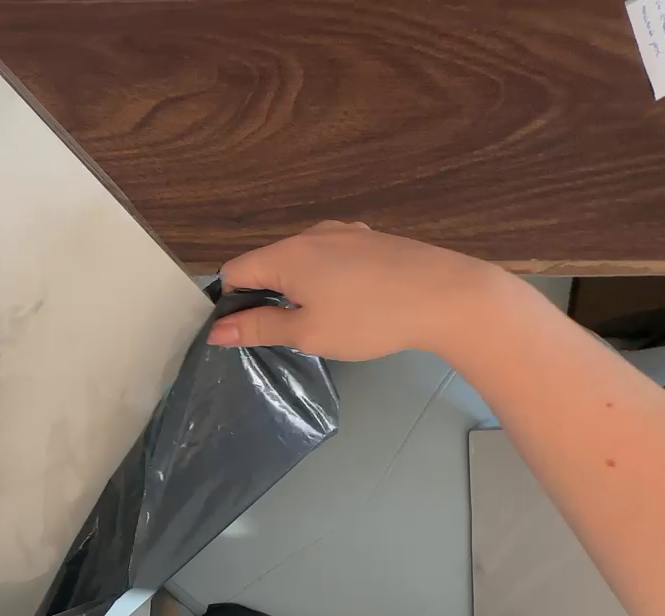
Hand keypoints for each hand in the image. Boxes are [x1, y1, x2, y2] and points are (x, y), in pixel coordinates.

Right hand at [207, 221, 512, 360]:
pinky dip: (321, 279)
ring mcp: (344, 233)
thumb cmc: (369, 318)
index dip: (230, 302)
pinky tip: (345, 303)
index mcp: (287, 254)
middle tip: (280, 333)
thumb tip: (216, 331)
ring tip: (314, 321)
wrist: (448, 297)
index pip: (234, 270)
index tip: (243, 331)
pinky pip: (328, 257)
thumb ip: (258, 328)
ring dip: (292, 289)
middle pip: (266, 263)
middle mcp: (311, 234)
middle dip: (261, 296)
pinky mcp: (370, 240)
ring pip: (298, 261)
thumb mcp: (306, 332)